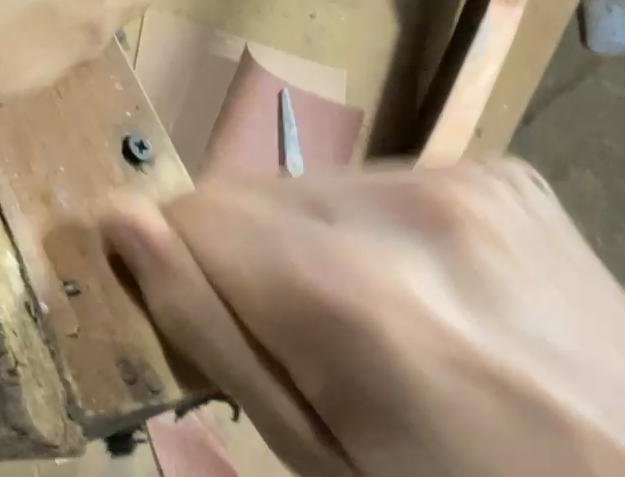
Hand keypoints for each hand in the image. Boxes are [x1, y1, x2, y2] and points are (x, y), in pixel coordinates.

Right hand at [103, 163, 624, 476]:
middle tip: (310, 343)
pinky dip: (369, 227)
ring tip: (376, 321)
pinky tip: (424, 290)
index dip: (187, 271)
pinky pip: (373, 179)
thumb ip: (204, 329)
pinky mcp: (505, 175)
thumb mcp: (311, 454)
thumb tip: (119, 221)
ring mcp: (470, 181)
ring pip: (301, 183)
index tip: (224, 330)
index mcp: (348, 292)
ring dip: (304, 239)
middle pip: (243, 194)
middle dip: (244, 256)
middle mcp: (407, 209)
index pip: (187, 215)